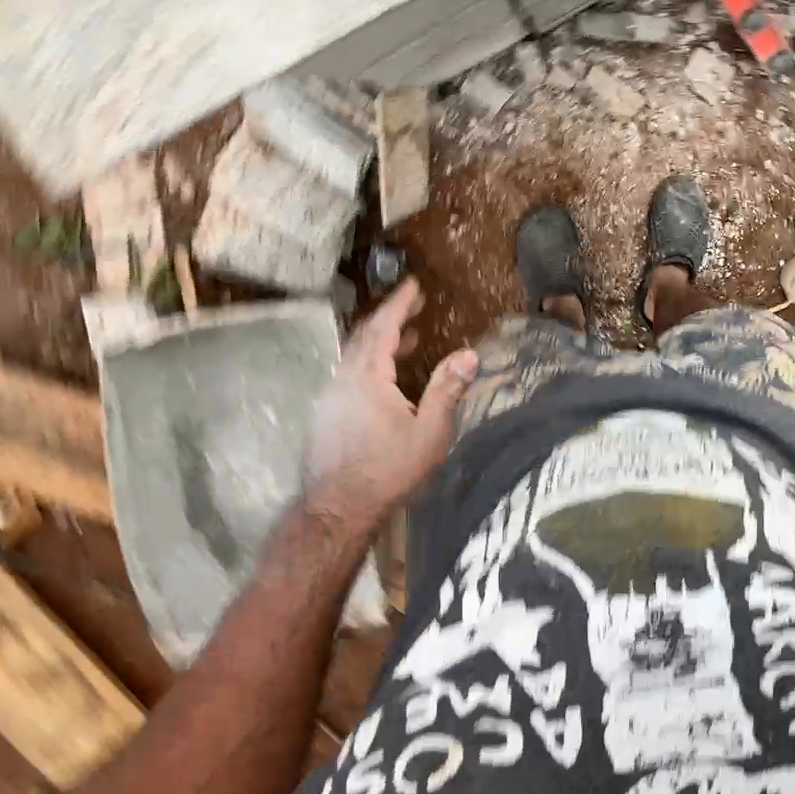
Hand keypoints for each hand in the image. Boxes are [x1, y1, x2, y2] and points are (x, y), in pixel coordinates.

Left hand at [300, 280, 477, 526]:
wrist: (337, 509)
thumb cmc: (388, 470)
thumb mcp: (429, 432)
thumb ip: (446, 389)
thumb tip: (468, 353)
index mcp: (368, 376)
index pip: (383, 327)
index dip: (399, 303)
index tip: (413, 284)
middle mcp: (343, 378)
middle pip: (365, 336)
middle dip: (390, 317)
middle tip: (413, 306)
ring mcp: (330, 397)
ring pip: (354, 356)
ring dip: (380, 342)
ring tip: (409, 341)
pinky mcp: (326, 415)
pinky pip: (349, 374)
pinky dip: (370, 363)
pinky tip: (387, 381)